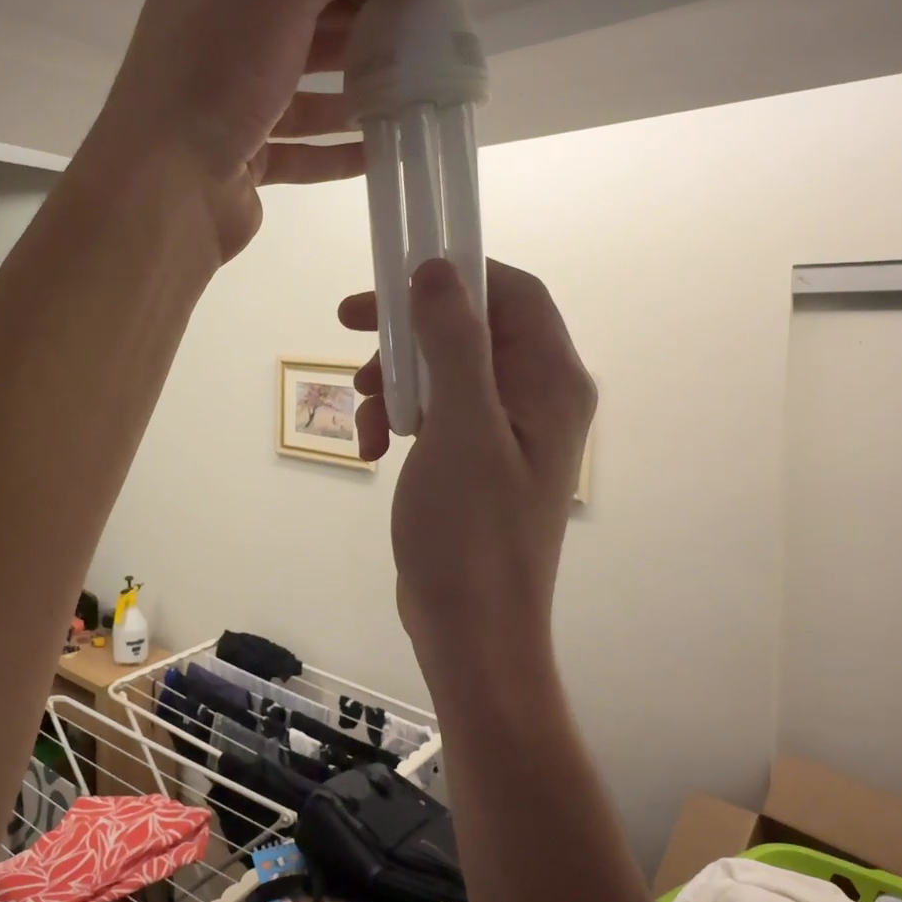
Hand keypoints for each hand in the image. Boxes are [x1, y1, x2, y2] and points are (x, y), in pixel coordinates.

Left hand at [75, 0, 449, 261]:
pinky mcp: (236, 165)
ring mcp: (219, 109)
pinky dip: (338, 150)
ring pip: (299, 96)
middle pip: (299, 30)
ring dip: (353, 95)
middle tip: (425, 39)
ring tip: (413, 93)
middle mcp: (207, 45)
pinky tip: (382, 150)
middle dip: (360, 33)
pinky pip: (298, 153)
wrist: (164, 188)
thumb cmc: (215, 72)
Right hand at [338, 259, 595, 657]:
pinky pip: (437, 410)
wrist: (471, 630)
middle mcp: (537, 397)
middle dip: (410, 331)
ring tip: (363, 411)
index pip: (513, 292)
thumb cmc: (471, 531)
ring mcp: (506, 429)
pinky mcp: (476, 457)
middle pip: (472, 327)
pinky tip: (372, 447)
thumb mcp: (460, 428)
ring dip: (397, 377)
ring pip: (445, 367)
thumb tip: (438, 270)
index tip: (392, 281)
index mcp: (551, 381)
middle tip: (350, 329)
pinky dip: (401, 416)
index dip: (456, 275)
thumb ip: (455, 342)